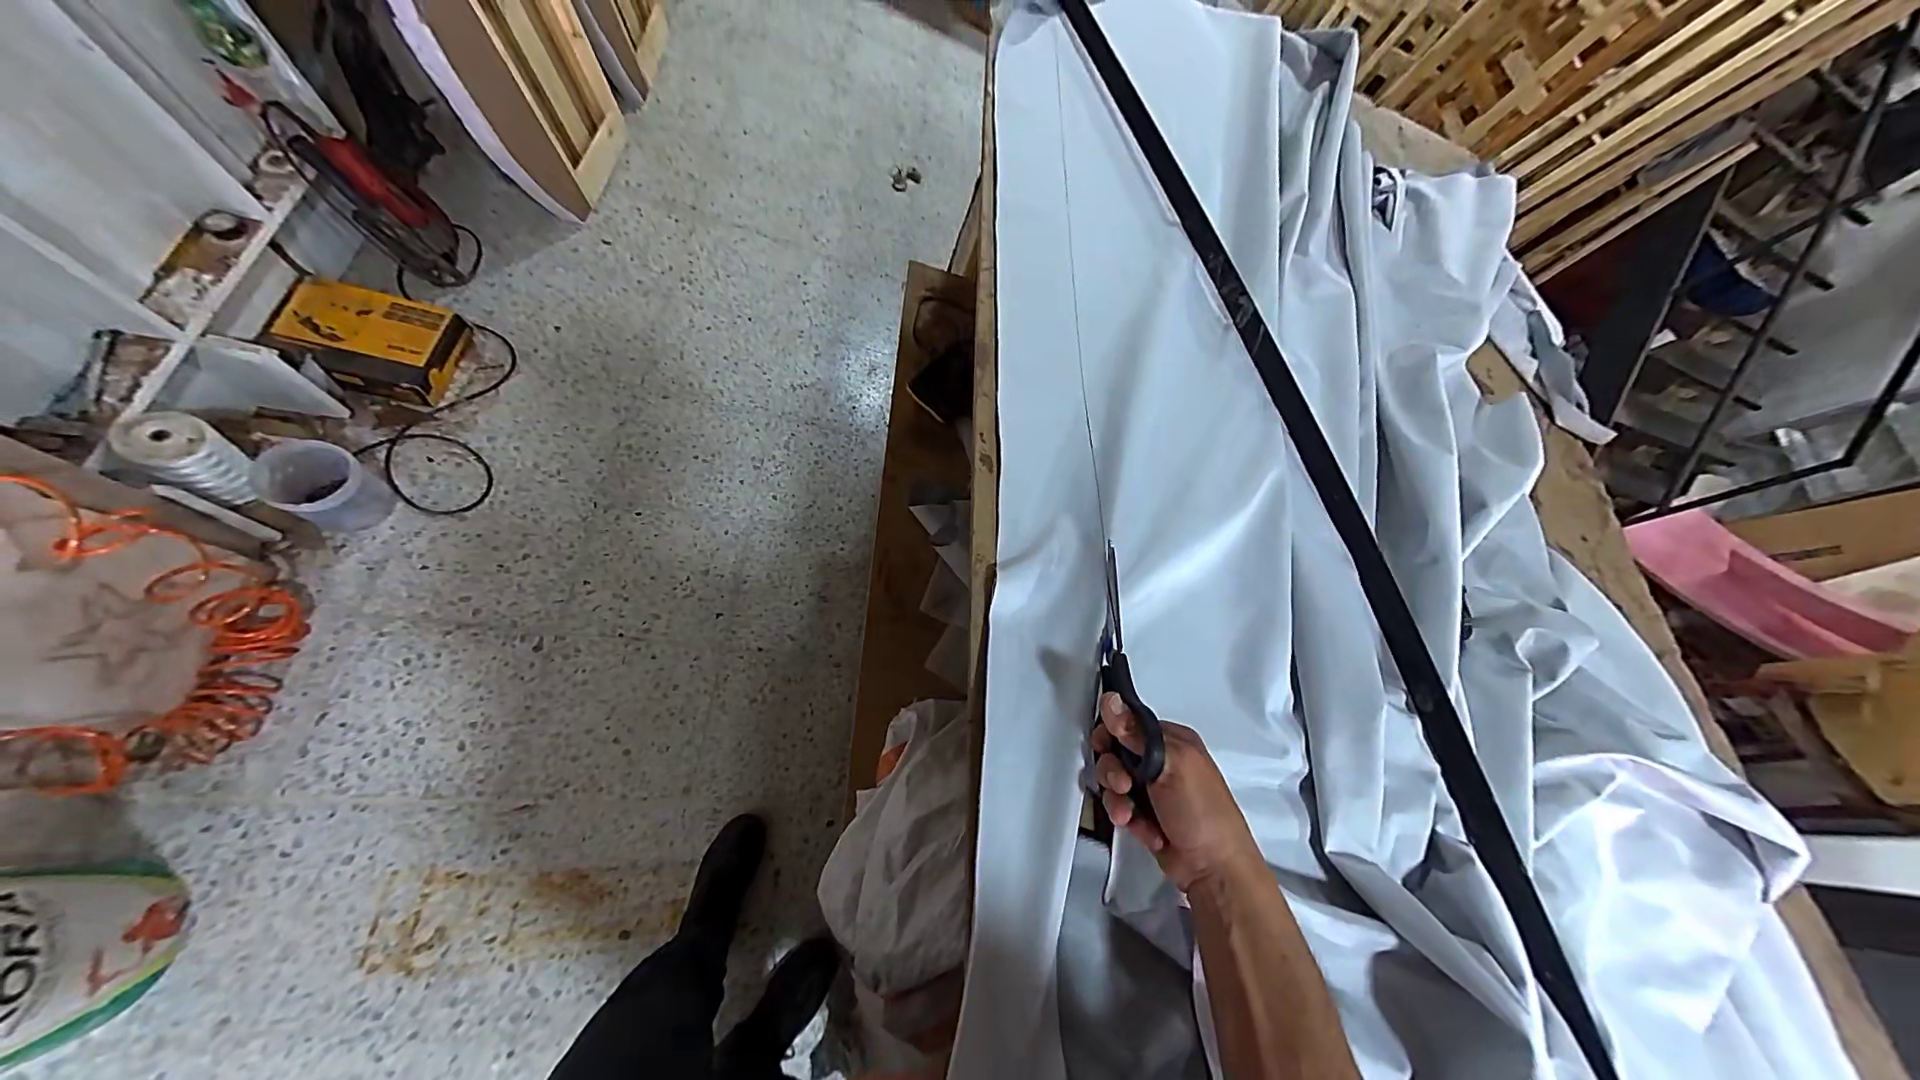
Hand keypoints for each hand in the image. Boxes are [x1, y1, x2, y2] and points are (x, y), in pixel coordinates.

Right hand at [1091, 692, 1264, 892]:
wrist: (1213, 870)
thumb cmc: (1205, 816)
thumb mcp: (1170, 764)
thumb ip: (1137, 733)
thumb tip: (1113, 702)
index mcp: (1172, 740)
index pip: (1128, 722)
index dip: (1111, 733)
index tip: (1106, 746)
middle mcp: (1163, 761)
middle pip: (1115, 752)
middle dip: (1113, 771)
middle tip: (1123, 784)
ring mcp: (1154, 788)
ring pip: (1114, 782)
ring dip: (1118, 799)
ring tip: (1130, 812)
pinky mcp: (1146, 813)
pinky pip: (1120, 806)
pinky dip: (1126, 817)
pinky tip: (1141, 826)